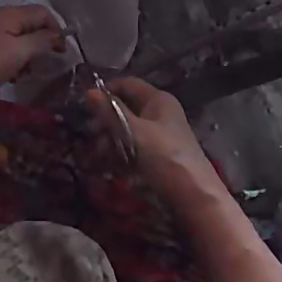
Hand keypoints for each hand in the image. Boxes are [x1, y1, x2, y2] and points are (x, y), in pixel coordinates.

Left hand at [0, 5, 65, 105]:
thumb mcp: (20, 51)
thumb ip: (41, 41)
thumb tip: (57, 36)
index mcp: (11, 14)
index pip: (43, 12)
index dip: (57, 29)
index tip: (63, 51)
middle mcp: (0, 19)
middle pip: (31, 25)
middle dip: (43, 42)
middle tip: (48, 62)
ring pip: (19, 39)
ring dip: (29, 54)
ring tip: (30, 72)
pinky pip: (6, 50)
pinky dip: (15, 61)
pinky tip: (13, 76)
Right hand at [88, 78, 222, 195]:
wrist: (195, 197)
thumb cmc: (165, 156)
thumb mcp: (134, 132)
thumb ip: (111, 112)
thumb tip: (89, 91)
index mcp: (158, 100)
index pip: (127, 84)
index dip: (107, 90)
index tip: (86, 106)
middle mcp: (160, 113)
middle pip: (126, 107)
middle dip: (106, 120)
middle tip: (90, 134)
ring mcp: (160, 134)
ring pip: (128, 129)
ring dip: (110, 139)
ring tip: (96, 154)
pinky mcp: (159, 155)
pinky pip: (134, 147)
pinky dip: (120, 153)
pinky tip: (109, 165)